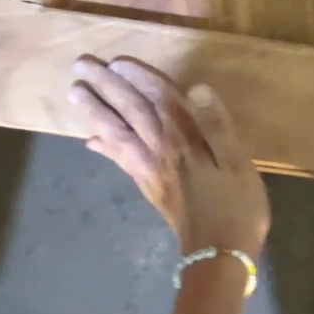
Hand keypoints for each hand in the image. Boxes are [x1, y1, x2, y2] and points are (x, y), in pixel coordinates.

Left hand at [68, 56, 270, 257]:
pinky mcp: (148, 187)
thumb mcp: (237, 164)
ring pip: (118, 134)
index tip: (119, 59)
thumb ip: (217, 125)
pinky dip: (105, 148)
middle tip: (82, 65)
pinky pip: (121, 161)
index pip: (159, 100)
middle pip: (131, 113)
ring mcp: (149, 171)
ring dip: (97, 112)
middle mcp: (159, 151)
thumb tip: (196, 88)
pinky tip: (91, 141)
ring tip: (76, 93)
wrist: (218, 255)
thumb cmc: (237, 207)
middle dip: (108, 87)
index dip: (140, 78)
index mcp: (183, 142)